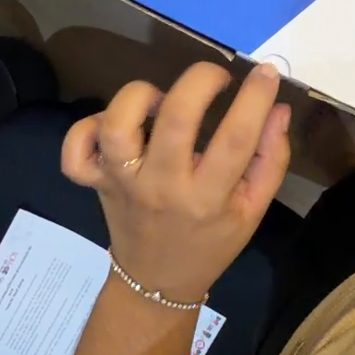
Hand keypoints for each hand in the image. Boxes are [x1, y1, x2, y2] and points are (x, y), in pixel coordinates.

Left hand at [61, 62, 292, 301]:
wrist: (156, 281)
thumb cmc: (211, 242)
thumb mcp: (253, 211)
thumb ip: (270, 159)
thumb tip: (279, 108)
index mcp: (207, 198)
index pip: (235, 138)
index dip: (254, 98)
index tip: (266, 73)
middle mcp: (161, 187)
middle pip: (174, 119)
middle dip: (200, 80)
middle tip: (217, 77)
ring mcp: (122, 183)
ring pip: (117, 125)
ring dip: (140, 97)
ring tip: (162, 99)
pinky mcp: (94, 182)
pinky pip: (75, 149)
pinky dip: (88, 127)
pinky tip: (116, 123)